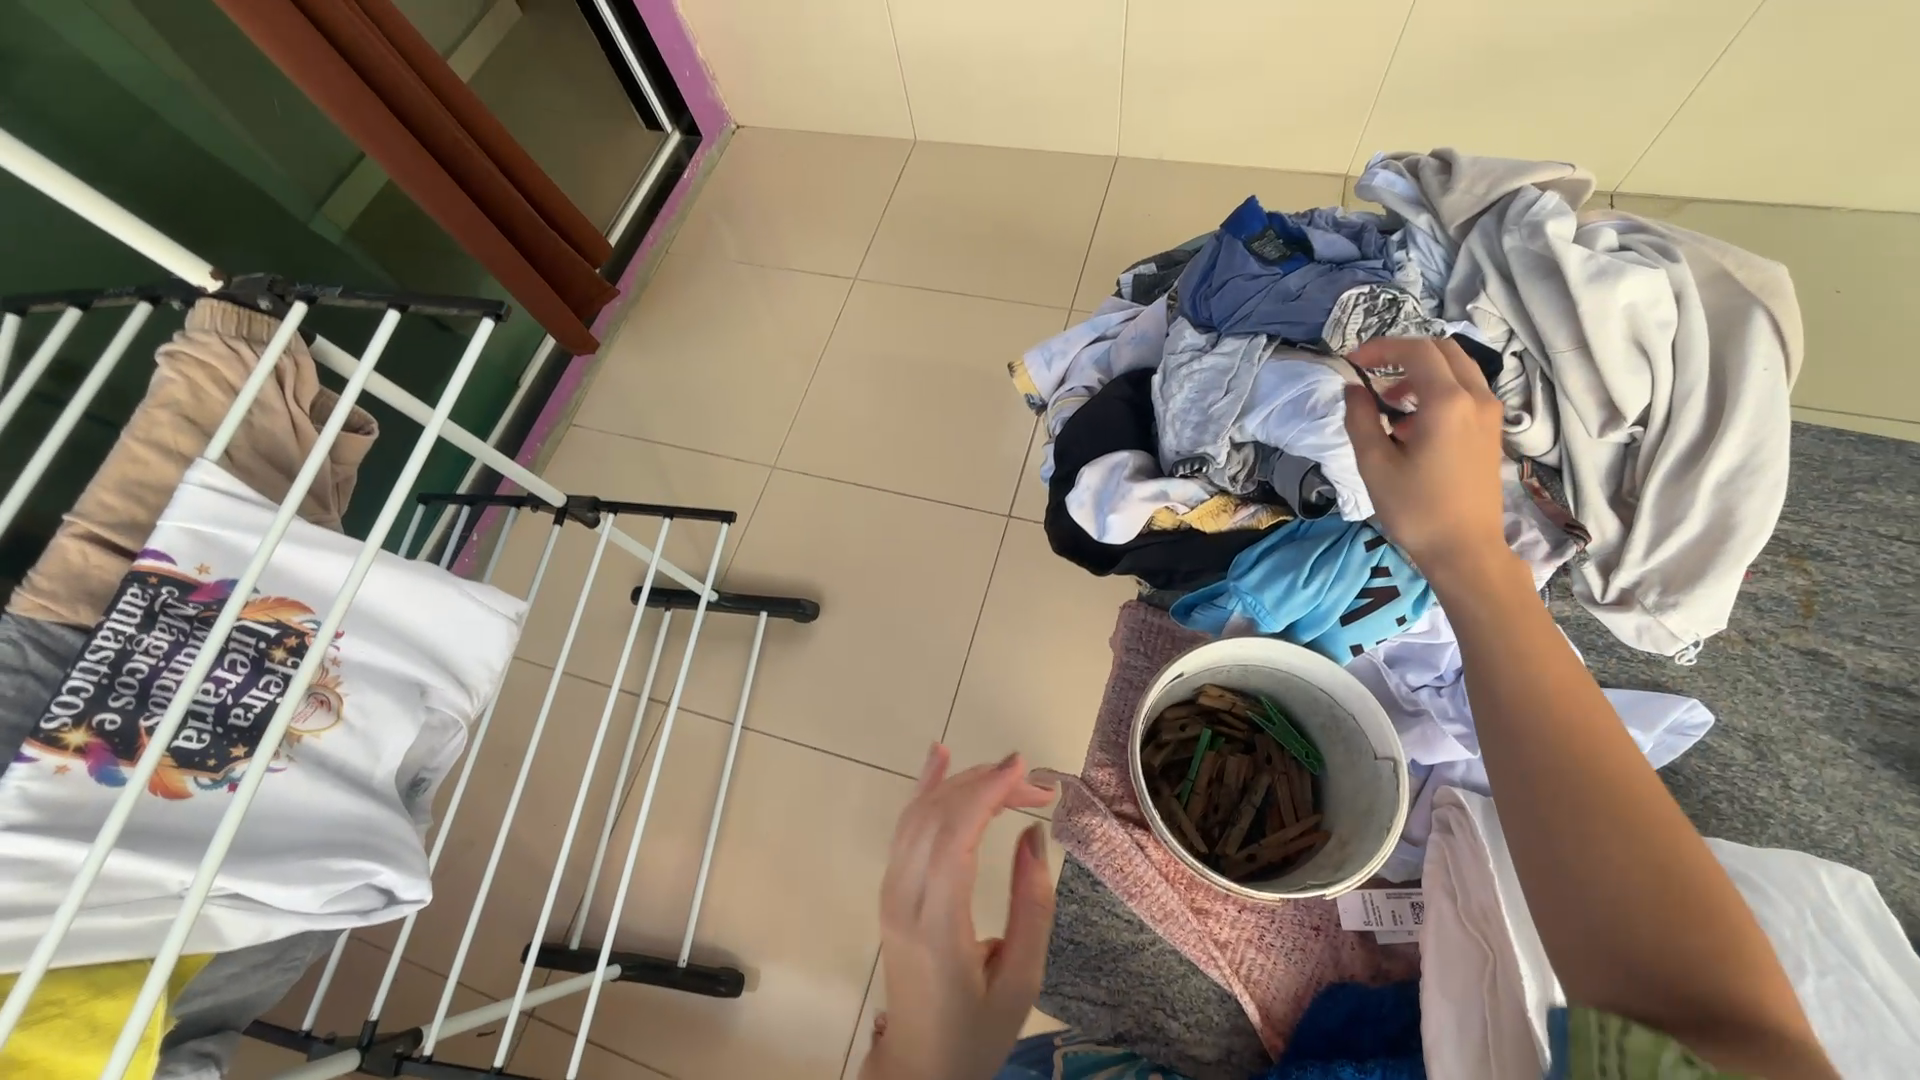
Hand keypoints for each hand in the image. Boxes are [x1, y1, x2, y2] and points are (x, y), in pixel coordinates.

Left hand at [861, 744, 1057, 1079]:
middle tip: (1034, 783)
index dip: (988, 792)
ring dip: (962, 783)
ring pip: (918, 814)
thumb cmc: (977, 1030)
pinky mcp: (889, 889)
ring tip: (1007, 774)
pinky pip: (905, 827)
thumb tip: (1033, 835)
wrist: (920, 1065)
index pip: (956, 836)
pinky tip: (939, 757)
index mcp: (937, 925)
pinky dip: (924, 788)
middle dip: (985, 784)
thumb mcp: (1022, 980)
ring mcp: (890, 891)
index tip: (1024, 769)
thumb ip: (1030, 905)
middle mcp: (904, 898)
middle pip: (937, 816)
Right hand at [1343, 337, 1513, 588]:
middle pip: (1442, 350)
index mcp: (1447, 402)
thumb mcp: (1374, 464)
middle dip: (1402, 354)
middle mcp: (1476, 398)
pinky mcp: (1491, 430)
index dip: (1380, 348)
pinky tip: (1411, 423)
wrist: (1464, 549)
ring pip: (1456, 369)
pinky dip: (1436, 390)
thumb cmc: (1415, 509)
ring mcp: (1489, 413)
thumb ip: (1360, 418)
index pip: (1415, 351)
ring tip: (1388, 402)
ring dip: (1420, 373)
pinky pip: (1465, 391)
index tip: (1351, 363)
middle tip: (1369, 372)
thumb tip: (1354, 389)